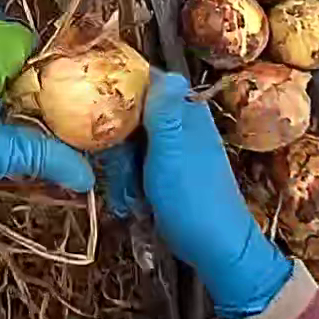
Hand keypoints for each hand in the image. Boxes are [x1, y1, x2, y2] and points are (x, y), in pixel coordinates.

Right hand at [137, 69, 292, 318]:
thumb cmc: (192, 196)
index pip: (146, 81)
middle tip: (119, 170)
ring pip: (131, 140)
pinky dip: (132, 180)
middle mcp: (179, 120)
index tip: (100, 114)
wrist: (218, 249)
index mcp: (184, 108)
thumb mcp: (171, 150)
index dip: (120, 92)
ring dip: (123, 167)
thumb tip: (164, 69)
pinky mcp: (168, 169)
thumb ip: (164, 110)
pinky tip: (133, 200)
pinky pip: (139, 162)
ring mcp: (174, 146)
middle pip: (133, 113)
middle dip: (119, 142)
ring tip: (129, 193)